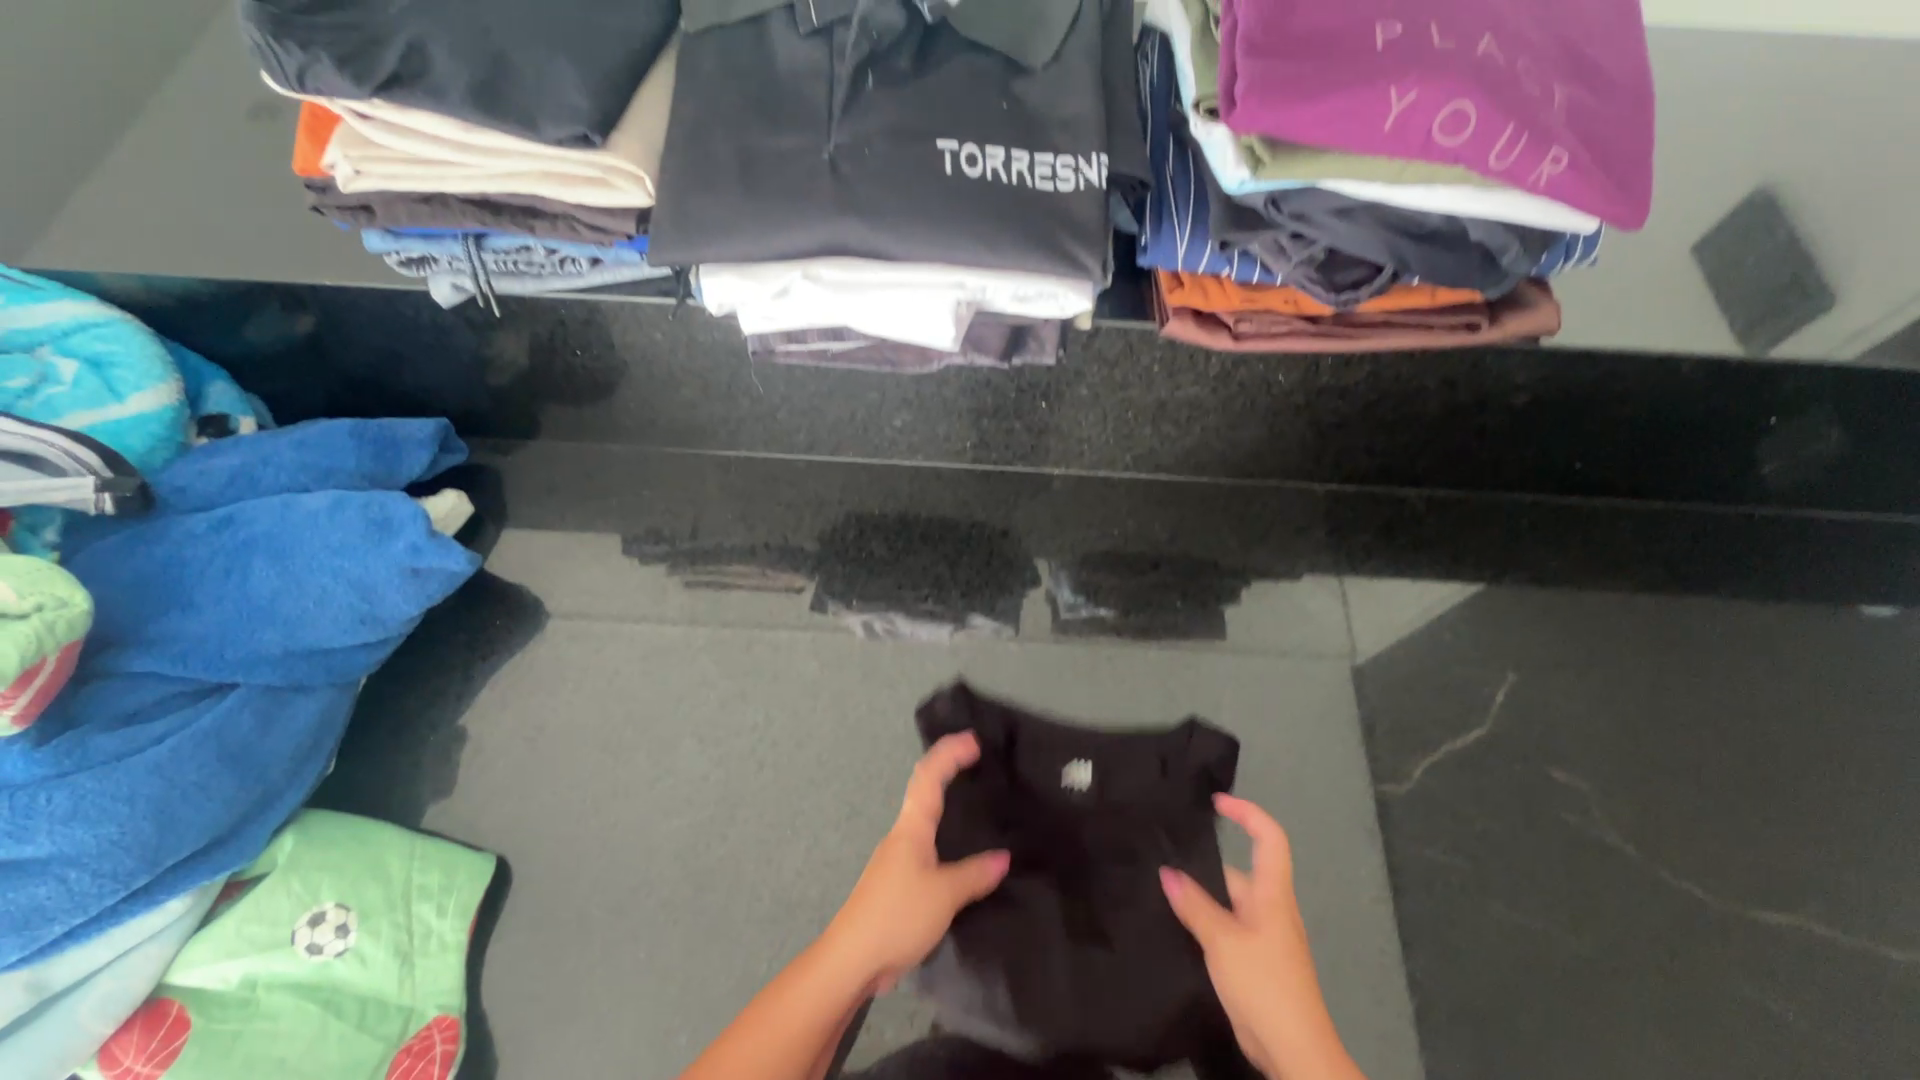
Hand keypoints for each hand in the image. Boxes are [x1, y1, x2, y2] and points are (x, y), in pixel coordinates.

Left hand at [824, 732, 1010, 992]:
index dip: (949, 754)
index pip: (928, 777)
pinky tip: (963, 857)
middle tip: (980, 763)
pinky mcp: (900, 885)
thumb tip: (1003, 858)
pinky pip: (928, 849)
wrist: (852, 959)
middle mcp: (902, 836)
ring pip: (925, 821)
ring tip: (978, 805)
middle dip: (949, 772)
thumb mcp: (944, 895)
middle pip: (924, 792)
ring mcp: (898, 861)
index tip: (974, 740)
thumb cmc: (896, 916)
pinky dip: (947, 840)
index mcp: (910, 828)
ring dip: (947, 806)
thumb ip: (974, 874)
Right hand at [1161, 795, 1362, 1079]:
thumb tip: (1167, 872)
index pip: (1270, 839)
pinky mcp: (1253, 963)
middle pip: (1239, 873)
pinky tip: (1176, 929)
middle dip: (1203, 866)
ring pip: (1228, 904)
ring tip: (1158, 890)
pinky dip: (1204, 923)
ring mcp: (1263, 938)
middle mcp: (1271, 910)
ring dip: (1200, 898)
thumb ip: (1194, 905)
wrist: (1293, 1048)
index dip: (1247, 813)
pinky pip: (1226, 929)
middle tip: (1160, 860)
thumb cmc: (1265, 984)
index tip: (1216, 802)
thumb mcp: (1223, 941)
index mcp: (1273, 895)